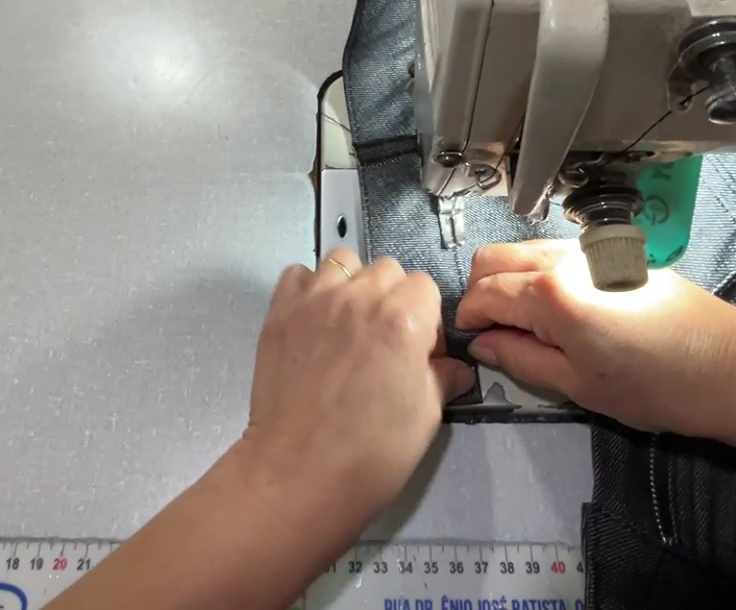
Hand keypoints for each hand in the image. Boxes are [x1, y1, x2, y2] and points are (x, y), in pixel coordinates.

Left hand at [230, 248, 474, 531]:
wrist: (299, 474)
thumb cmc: (370, 453)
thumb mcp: (426, 417)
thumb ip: (442, 377)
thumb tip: (454, 367)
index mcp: (403, 318)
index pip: (426, 286)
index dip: (427, 318)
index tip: (420, 349)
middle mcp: (360, 296)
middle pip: (387, 269)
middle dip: (393, 297)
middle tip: (385, 339)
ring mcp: (316, 299)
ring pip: (344, 260)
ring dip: (352, 282)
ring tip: (348, 321)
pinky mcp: (281, 310)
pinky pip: (298, 273)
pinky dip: (309, 288)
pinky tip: (313, 320)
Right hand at [455, 240, 735, 448]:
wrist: (735, 366)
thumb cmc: (657, 388)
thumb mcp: (580, 387)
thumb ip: (521, 359)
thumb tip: (482, 343)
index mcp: (550, 294)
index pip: (484, 292)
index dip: (467, 317)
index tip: (471, 341)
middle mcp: (561, 258)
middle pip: (492, 257)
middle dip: (480, 291)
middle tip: (495, 331)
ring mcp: (586, 249)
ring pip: (521, 249)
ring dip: (507, 279)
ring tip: (527, 322)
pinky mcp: (609, 250)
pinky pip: (552, 252)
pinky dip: (536, 273)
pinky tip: (561, 309)